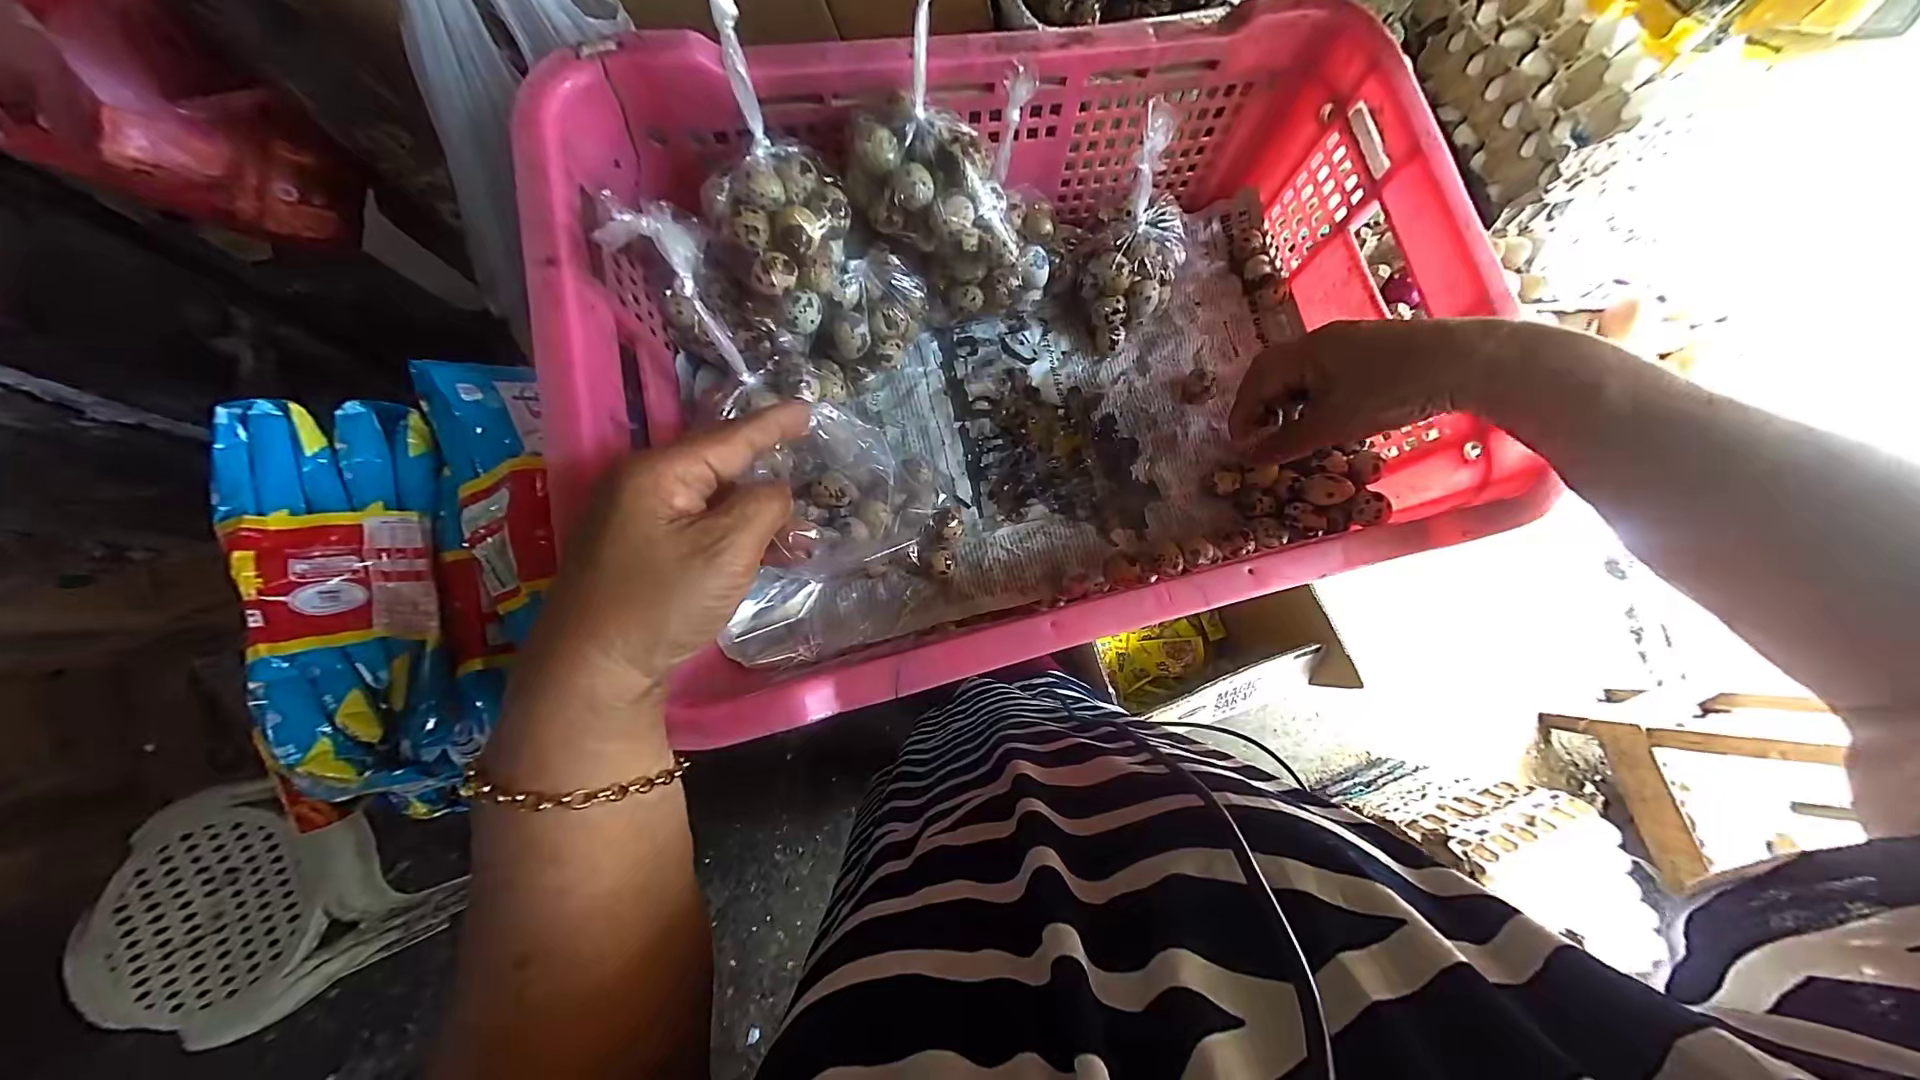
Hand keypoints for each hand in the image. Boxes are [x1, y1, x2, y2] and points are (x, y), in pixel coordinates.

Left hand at [490, 403, 809, 779]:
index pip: (729, 438)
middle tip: (809, 499)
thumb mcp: (726, 550)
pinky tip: (763, 557)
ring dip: (756, 521)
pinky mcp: (642, 550)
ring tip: (796, 543)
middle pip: (722, 472)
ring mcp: (639, 519)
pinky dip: (735, 540)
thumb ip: (763, 507)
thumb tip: (777, 492)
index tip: (806, 409)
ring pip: (714, 504)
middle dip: (768, 487)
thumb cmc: (660, 603)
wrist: (593, 671)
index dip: (773, 424)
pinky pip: (700, 529)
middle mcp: (644, 485)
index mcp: (659, 473)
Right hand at [1228, 318, 1528, 461]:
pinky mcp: (1366, 348)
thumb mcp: (1332, 425)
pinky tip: (1323, 416)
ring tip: (1290, 432)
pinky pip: (1320, 372)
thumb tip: (1249, 457)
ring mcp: (1343, 341)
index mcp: (1301, 353)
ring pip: (1296, 374)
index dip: (1241, 417)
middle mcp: (1317, 340)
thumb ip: (1286, 443)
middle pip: (1270, 374)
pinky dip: (1308, 397)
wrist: (1464, 361)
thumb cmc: (1390, 392)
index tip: (1241, 447)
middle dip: (1259, 409)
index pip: (1254, 383)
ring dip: (1284, 404)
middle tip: (1260, 439)